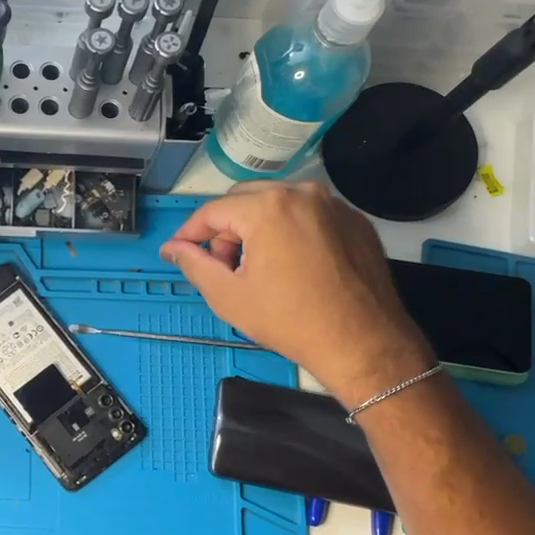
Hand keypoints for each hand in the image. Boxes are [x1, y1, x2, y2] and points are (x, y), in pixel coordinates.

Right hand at [160, 183, 435, 404]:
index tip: (176, 251)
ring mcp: (333, 204)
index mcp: (267, 208)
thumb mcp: (229, 296)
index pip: (213, 211)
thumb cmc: (289, 320)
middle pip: (245, 200)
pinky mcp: (355, 220)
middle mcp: (302, 193)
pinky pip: (309, 214)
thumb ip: (195, 264)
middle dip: (224, 229)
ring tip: (256, 267)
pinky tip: (290, 266)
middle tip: (222, 265)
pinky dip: (289, 230)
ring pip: (278, 203)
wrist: (361, 341)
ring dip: (256, 227)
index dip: (189, 232)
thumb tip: (173, 248)